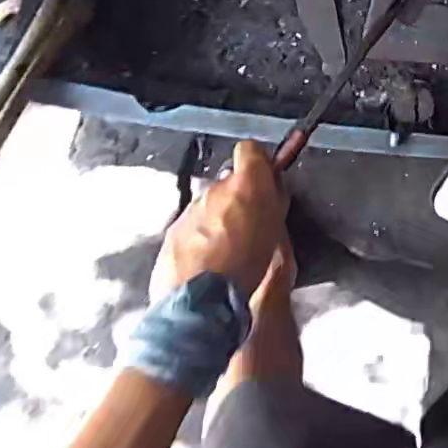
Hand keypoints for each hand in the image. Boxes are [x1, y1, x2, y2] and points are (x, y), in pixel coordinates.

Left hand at [154, 141, 284, 298]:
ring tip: (226, 247)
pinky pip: (191, 226)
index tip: (262, 174)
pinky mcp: (171, 232)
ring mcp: (190, 210)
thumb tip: (272, 185)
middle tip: (247, 221)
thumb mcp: (276, 225)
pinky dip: (199, 237)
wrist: (201, 299)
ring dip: (217, 217)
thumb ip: (273, 198)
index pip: (248, 148)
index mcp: (246, 182)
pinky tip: (207, 261)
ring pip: (209, 204)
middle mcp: (215, 189)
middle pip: (228, 181)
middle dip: (237, 196)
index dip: (256, 160)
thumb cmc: (248, 261)